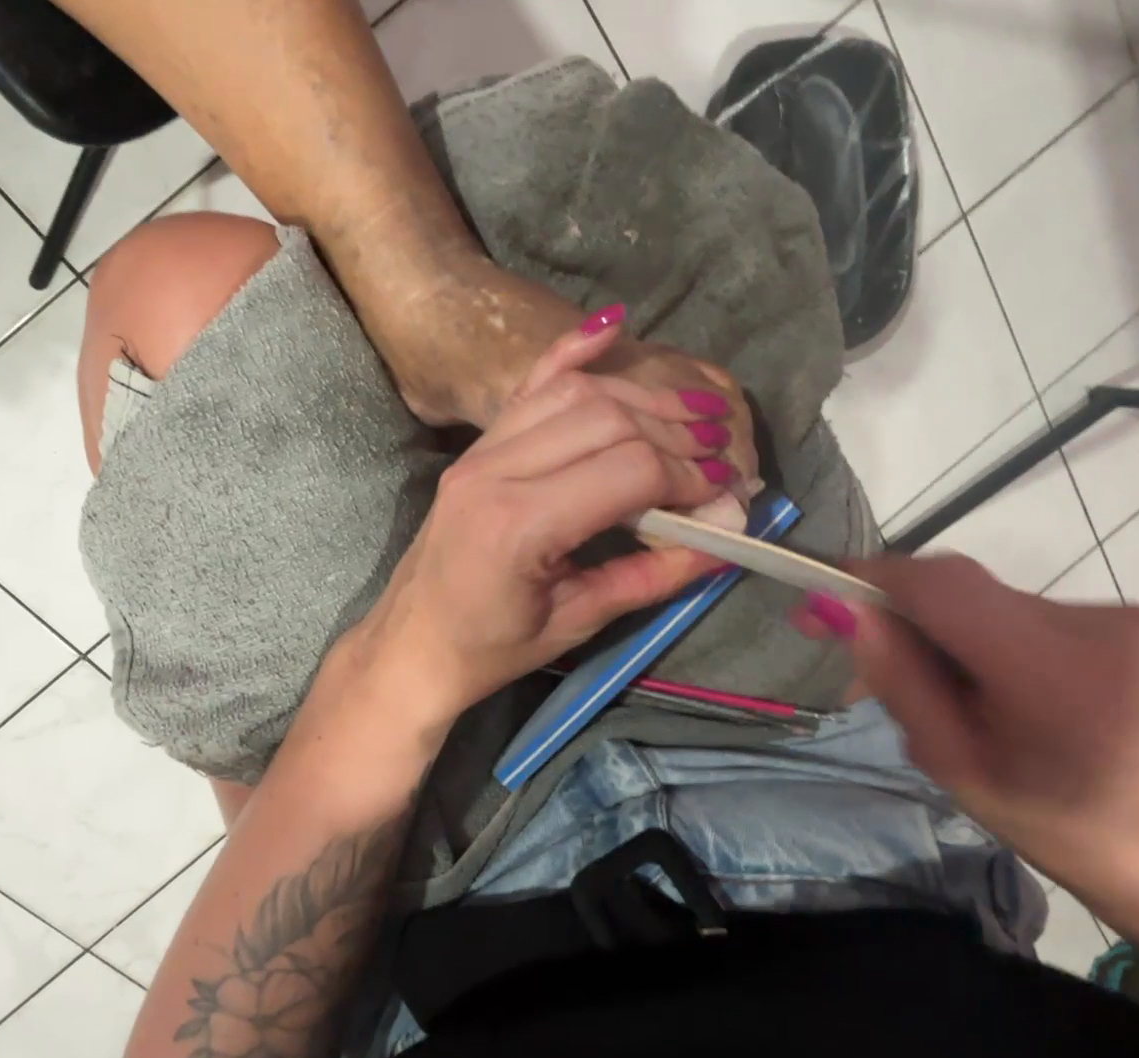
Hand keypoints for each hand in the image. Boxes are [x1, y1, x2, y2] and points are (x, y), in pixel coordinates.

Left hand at [344, 322, 733, 720]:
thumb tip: (725, 541)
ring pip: (572, 393)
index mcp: (519, 526)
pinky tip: (612, 329)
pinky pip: (528, 387)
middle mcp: (494, 471)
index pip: (627, 469)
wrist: (413, 641)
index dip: (687, 474)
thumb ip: (651, 576)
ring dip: (639, 399)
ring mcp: (478, 452)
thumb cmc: (490, 647)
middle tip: (718, 455)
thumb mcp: (575, 621)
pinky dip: (572, 355)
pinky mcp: (475, 447)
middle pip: (605, 418)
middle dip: (673, 433)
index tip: (722, 492)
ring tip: (690, 419)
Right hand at [833, 555, 1138, 945]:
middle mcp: (1099, 625)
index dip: (870, 579)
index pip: (942, 586)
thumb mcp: (960, 768)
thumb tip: (851, 613)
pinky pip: (1020, 614)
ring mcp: (1124, 619)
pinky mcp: (1131, 622)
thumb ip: (904, 683)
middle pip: (960, 591)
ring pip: (986, 602)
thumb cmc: (1064, 830)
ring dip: (940, 634)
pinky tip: (985, 689)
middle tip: (855, 666)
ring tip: (933, 696)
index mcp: (1061, 673)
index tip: (816, 602)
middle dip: (898, 616)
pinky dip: (982, 640)